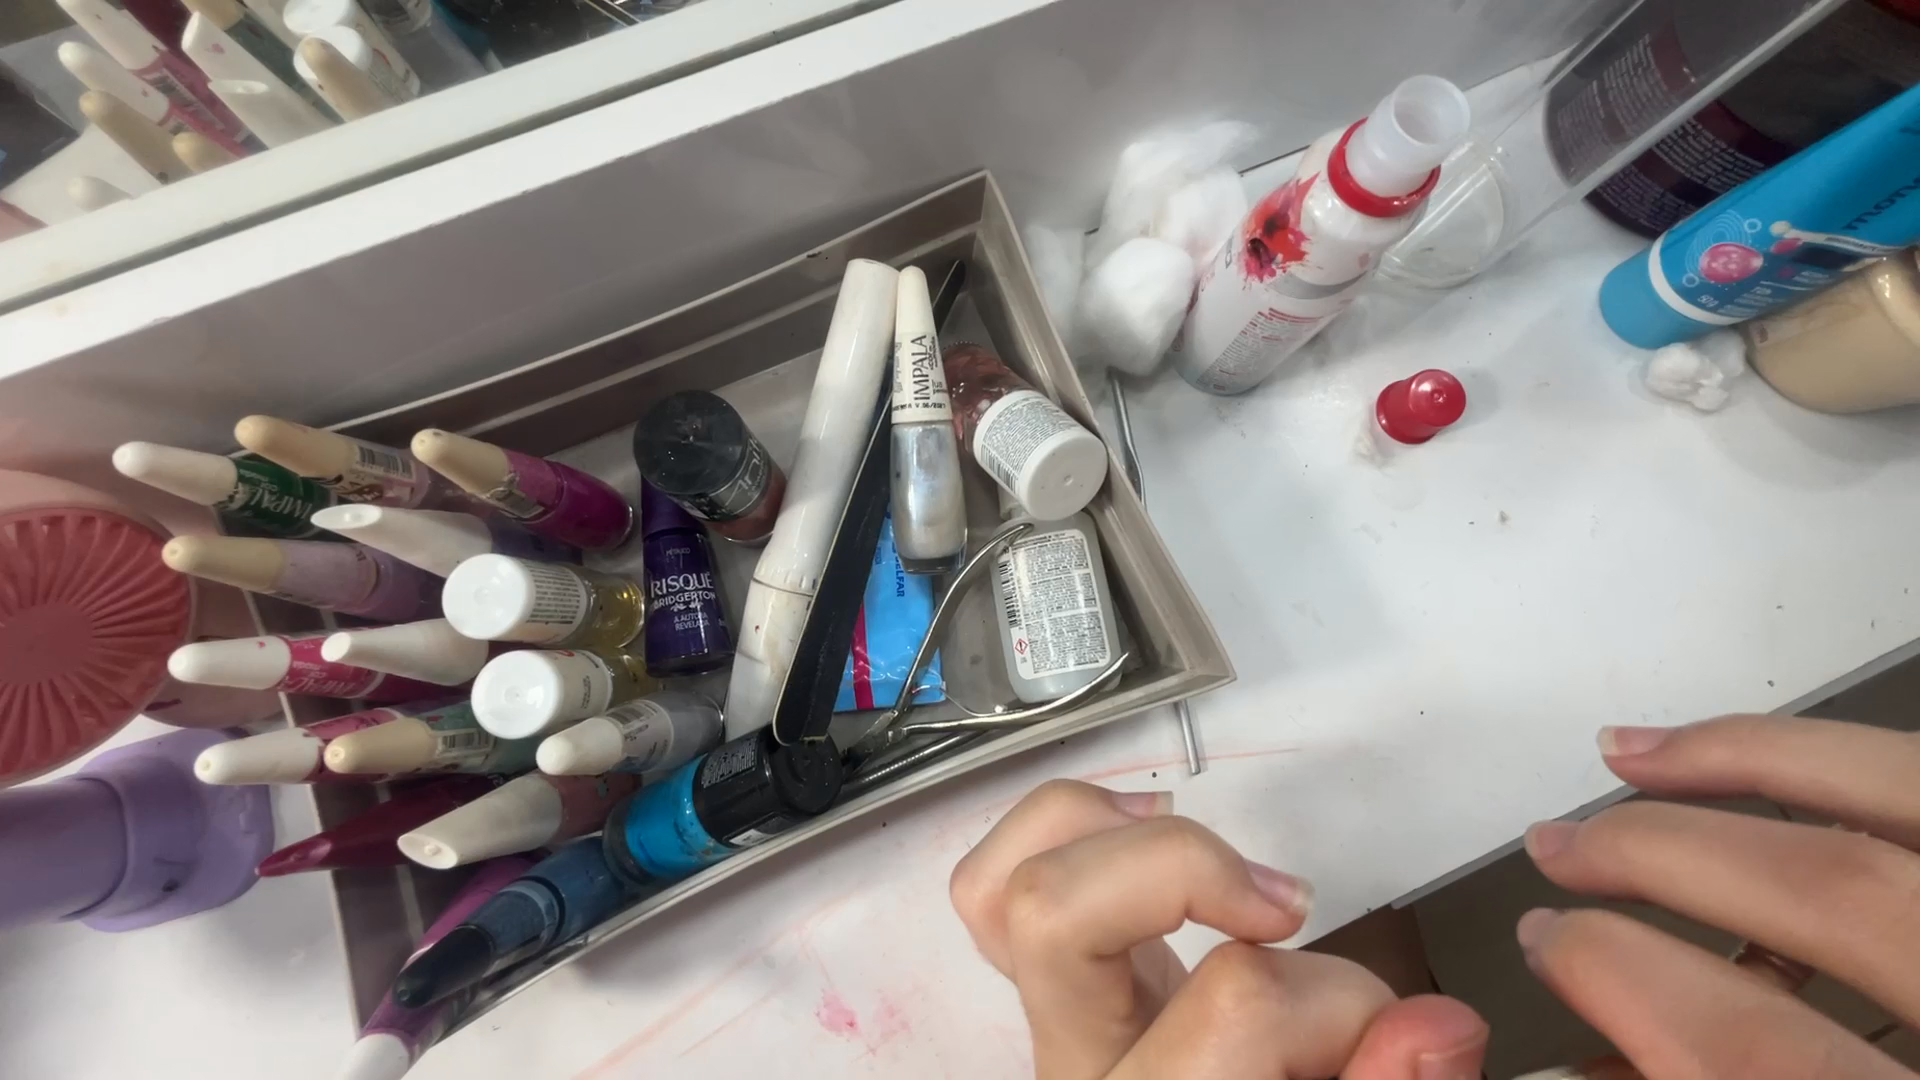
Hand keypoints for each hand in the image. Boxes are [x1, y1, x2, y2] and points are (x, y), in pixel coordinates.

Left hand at [950, 779, 1488, 1078]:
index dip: (1339, 995)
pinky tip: (1138, 830)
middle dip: (1189, 867)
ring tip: (1193, 848)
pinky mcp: (1037, 972)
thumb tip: (1442, 1022)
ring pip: (1001, 880)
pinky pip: (992, 879)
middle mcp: (1070, 1061)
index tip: (1384, 1018)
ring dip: (1100, 824)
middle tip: (1283, 904)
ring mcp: (1040, 1012)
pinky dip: (1064, 827)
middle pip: (1054, 911)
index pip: (1234, 1007)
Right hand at [1522, 714, 1919, 1077]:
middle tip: (1555, 849)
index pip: (1764, 1053)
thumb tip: (1582, 1050)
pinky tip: (1759, 749)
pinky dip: (1839, 757)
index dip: (1620, 977)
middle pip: (1839, 896)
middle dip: (1650, 855)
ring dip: (1740, 756)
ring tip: (1624, 752)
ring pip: (1915, 798)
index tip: (1546, 941)